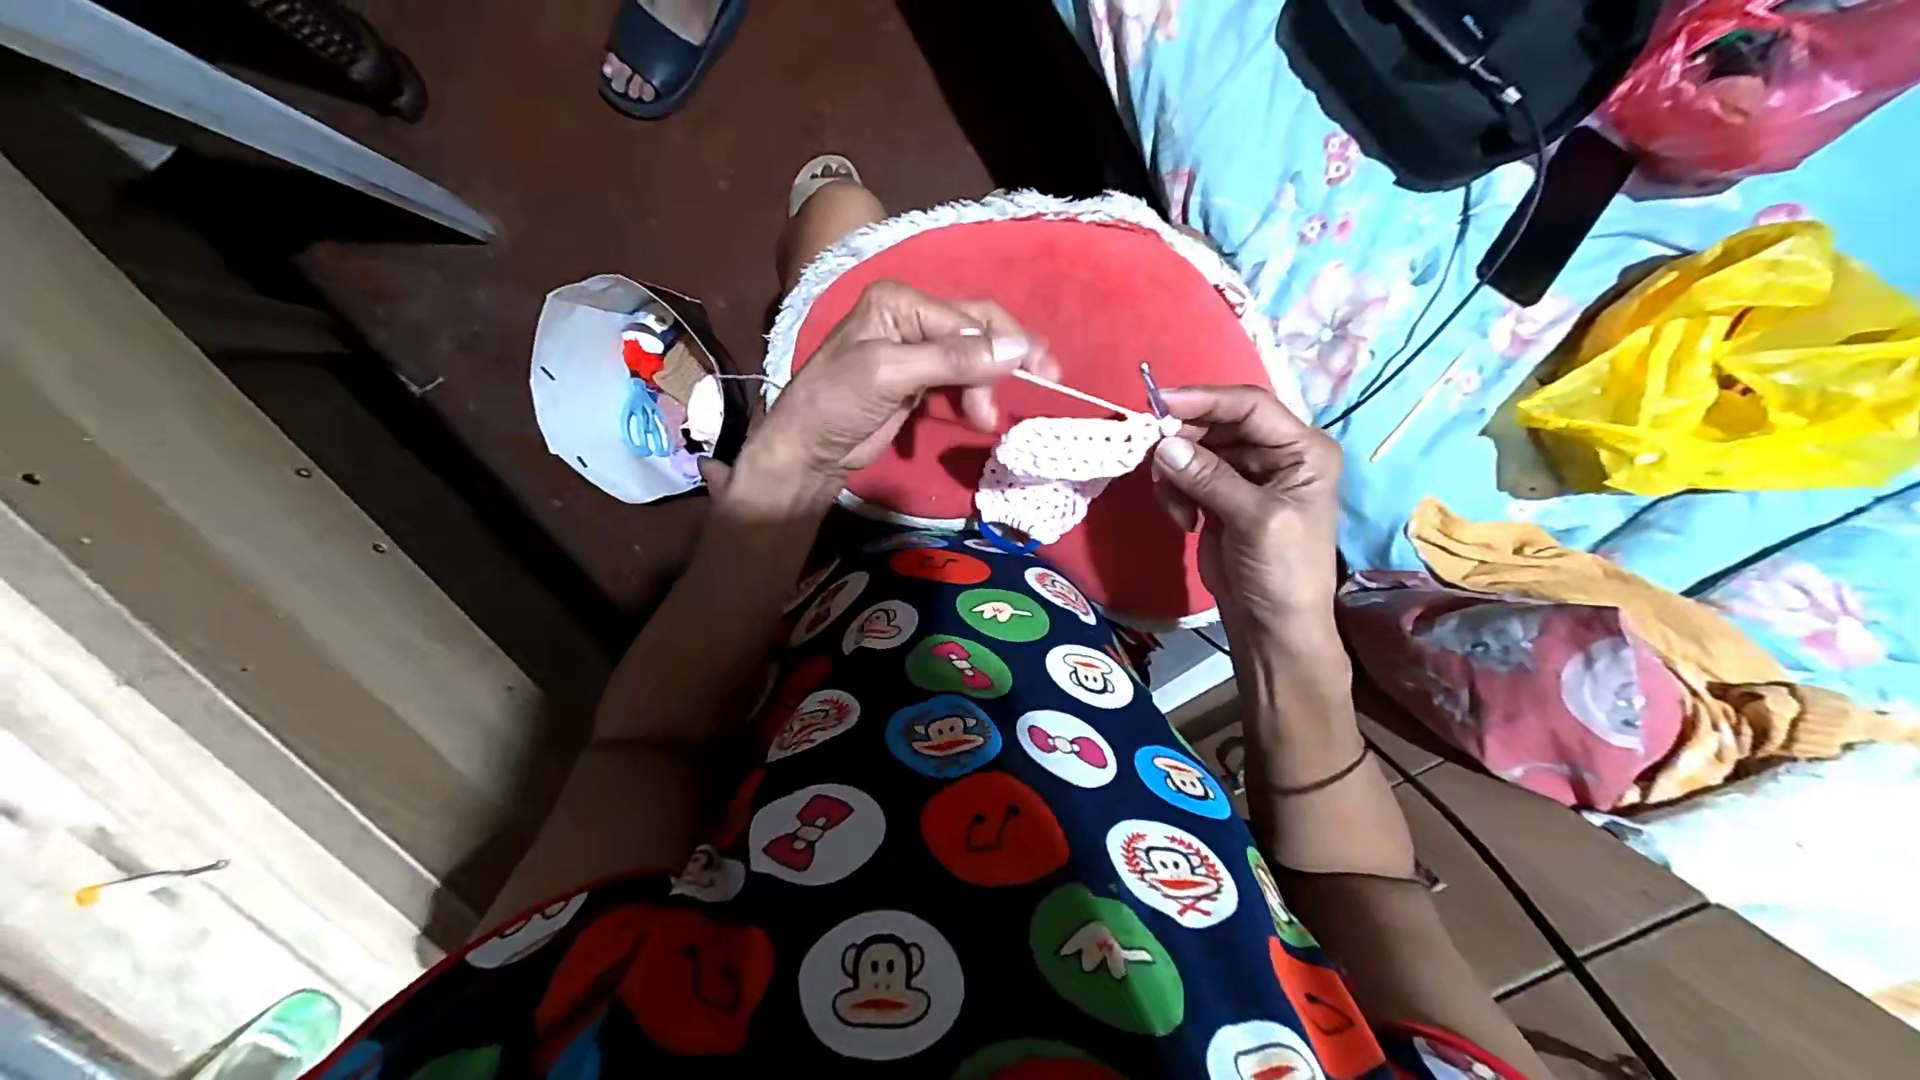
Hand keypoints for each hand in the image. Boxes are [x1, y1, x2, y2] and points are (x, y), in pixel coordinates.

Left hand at [738, 281, 1056, 506]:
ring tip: (988, 420)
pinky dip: (976, 395)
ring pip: (973, 356)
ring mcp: (916, 350)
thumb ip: (953, 360)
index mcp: (900, 302)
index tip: (1031, 380)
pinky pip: (961, 379)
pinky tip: (984, 413)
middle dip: (1008, 358)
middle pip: (976, 329)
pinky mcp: (920, 381)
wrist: (808, 449)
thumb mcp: (891, 374)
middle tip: (1046, 381)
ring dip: (990, 384)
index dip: (1001, 348)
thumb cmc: (837, 401)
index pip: (966, 319)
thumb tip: (1017, 348)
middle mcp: (911, 317)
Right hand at [1149, 385, 1342, 643]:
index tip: (1160, 403)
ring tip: (1178, 508)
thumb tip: (1164, 444)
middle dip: (1183, 440)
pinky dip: (1175, 492)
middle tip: (1155, 460)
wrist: (1271, 623)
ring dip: (1175, 473)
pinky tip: (1184, 521)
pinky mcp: (1218, 494)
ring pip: (1194, 449)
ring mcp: (1244, 473)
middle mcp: (1275, 452)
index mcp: (1301, 449)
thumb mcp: (1254, 520)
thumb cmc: (1282, 570)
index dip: (1206, 400)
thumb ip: (1210, 478)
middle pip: (1217, 424)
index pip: (1250, 406)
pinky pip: (1185, 475)